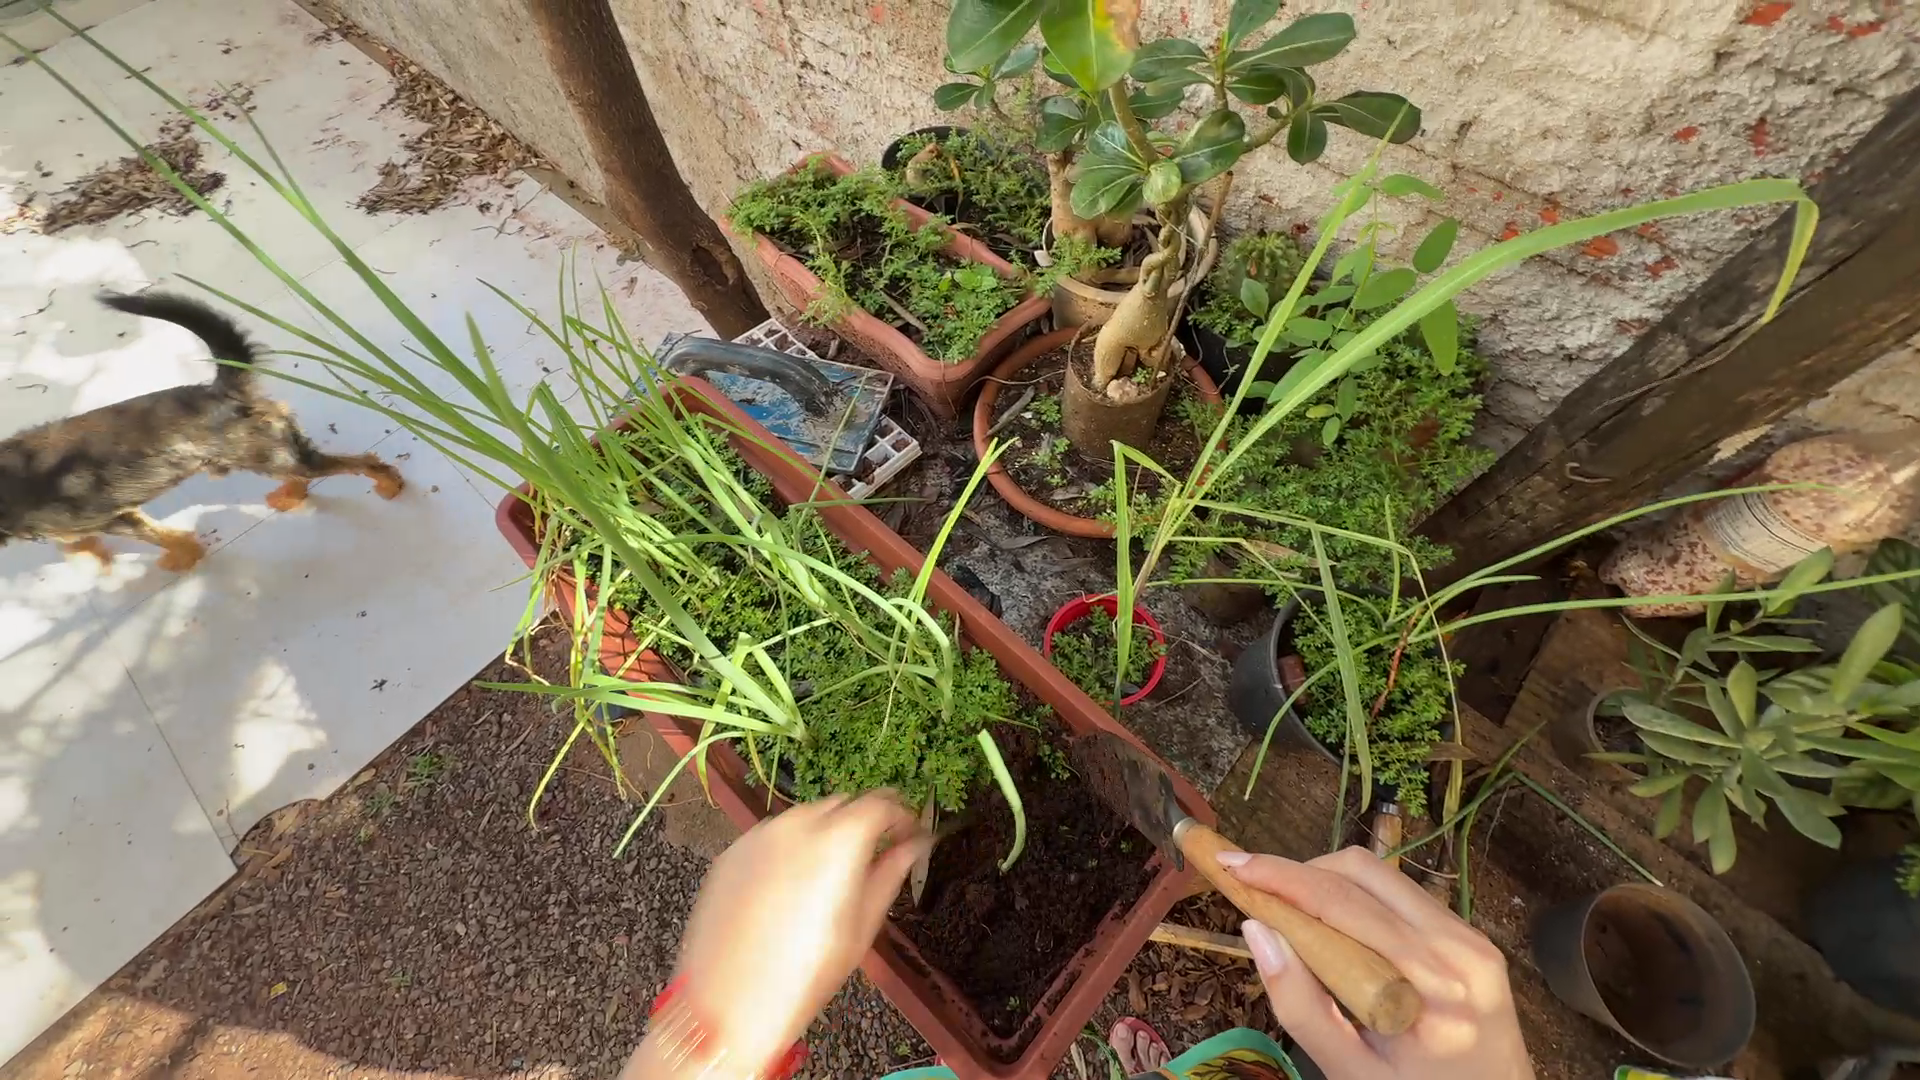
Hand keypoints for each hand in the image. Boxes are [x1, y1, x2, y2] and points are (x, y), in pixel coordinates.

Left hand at [663, 791, 928, 1070]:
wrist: (725, 1004)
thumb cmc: (806, 973)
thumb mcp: (862, 927)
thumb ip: (891, 873)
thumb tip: (912, 845)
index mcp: (841, 837)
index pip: (882, 802)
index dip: (901, 816)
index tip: (910, 834)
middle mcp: (801, 822)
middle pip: (844, 804)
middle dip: (863, 822)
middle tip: (871, 857)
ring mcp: (762, 833)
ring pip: (807, 817)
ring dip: (824, 832)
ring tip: (826, 877)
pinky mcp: (733, 850)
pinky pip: (773, 836)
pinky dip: (789, 848)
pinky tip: (787, 887)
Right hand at [1220, 847, 1533, 1079]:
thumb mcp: (1350, 1073)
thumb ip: (1298, 1004)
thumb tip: (1255, 927)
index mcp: (1434, 987)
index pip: (1341, 903)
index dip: (1279, 875)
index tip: (1229, 863)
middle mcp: (1460, 948)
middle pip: (1359, 871)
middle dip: (1295, 871)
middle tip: (1252, 887)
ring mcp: (1471, 939)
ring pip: (1377, 871)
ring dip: (1323, 878)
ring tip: (1289, 909)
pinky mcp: (1471, 937)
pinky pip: (1396, 891)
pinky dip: (1352, 893)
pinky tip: (1330, 922)